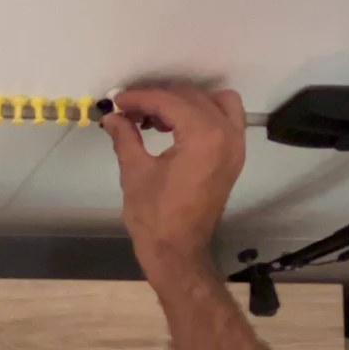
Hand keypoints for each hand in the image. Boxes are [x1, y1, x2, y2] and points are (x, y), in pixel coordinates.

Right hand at [102, 87, 246, 277]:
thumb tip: (113, 118)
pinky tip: (177, 128)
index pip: (170, 102)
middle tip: (129, 110)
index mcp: (203, 136)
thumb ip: (126, 138)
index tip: (117, 100)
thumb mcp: (135, 173)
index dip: (141, 98)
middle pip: (192, 98)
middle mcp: (227, 133)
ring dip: (185, 103)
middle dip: (159, 99)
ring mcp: (235, 144)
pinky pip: (226, 119)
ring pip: (215, 102)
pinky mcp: (234, 156)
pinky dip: (203, 114)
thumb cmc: (154, 217)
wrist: (177, 251)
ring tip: (156, 118)